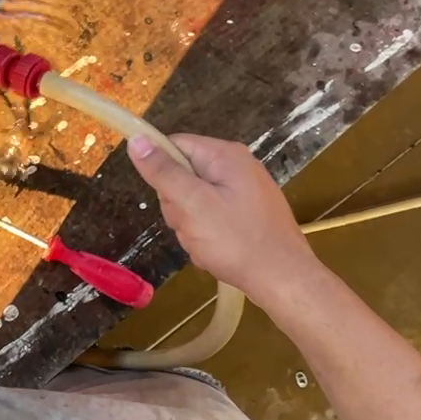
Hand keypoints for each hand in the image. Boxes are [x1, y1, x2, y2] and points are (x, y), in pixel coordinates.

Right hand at [127, 133, 320, 301]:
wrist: (284, 280)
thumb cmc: (237, 240)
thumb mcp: (192, 204)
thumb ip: (162, 171)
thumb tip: (136, 139)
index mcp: (224, 155)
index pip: (174, 145)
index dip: (160, 170)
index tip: (166, 199)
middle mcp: (236, 166)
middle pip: (182, 174)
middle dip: (177, 205)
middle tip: (191, 225)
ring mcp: (243, 191)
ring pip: (193, 199)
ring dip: (189, 224)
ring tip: (205, 241)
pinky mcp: (246, 213)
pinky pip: (210, 216)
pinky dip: (205, 234)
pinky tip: (215, 249)